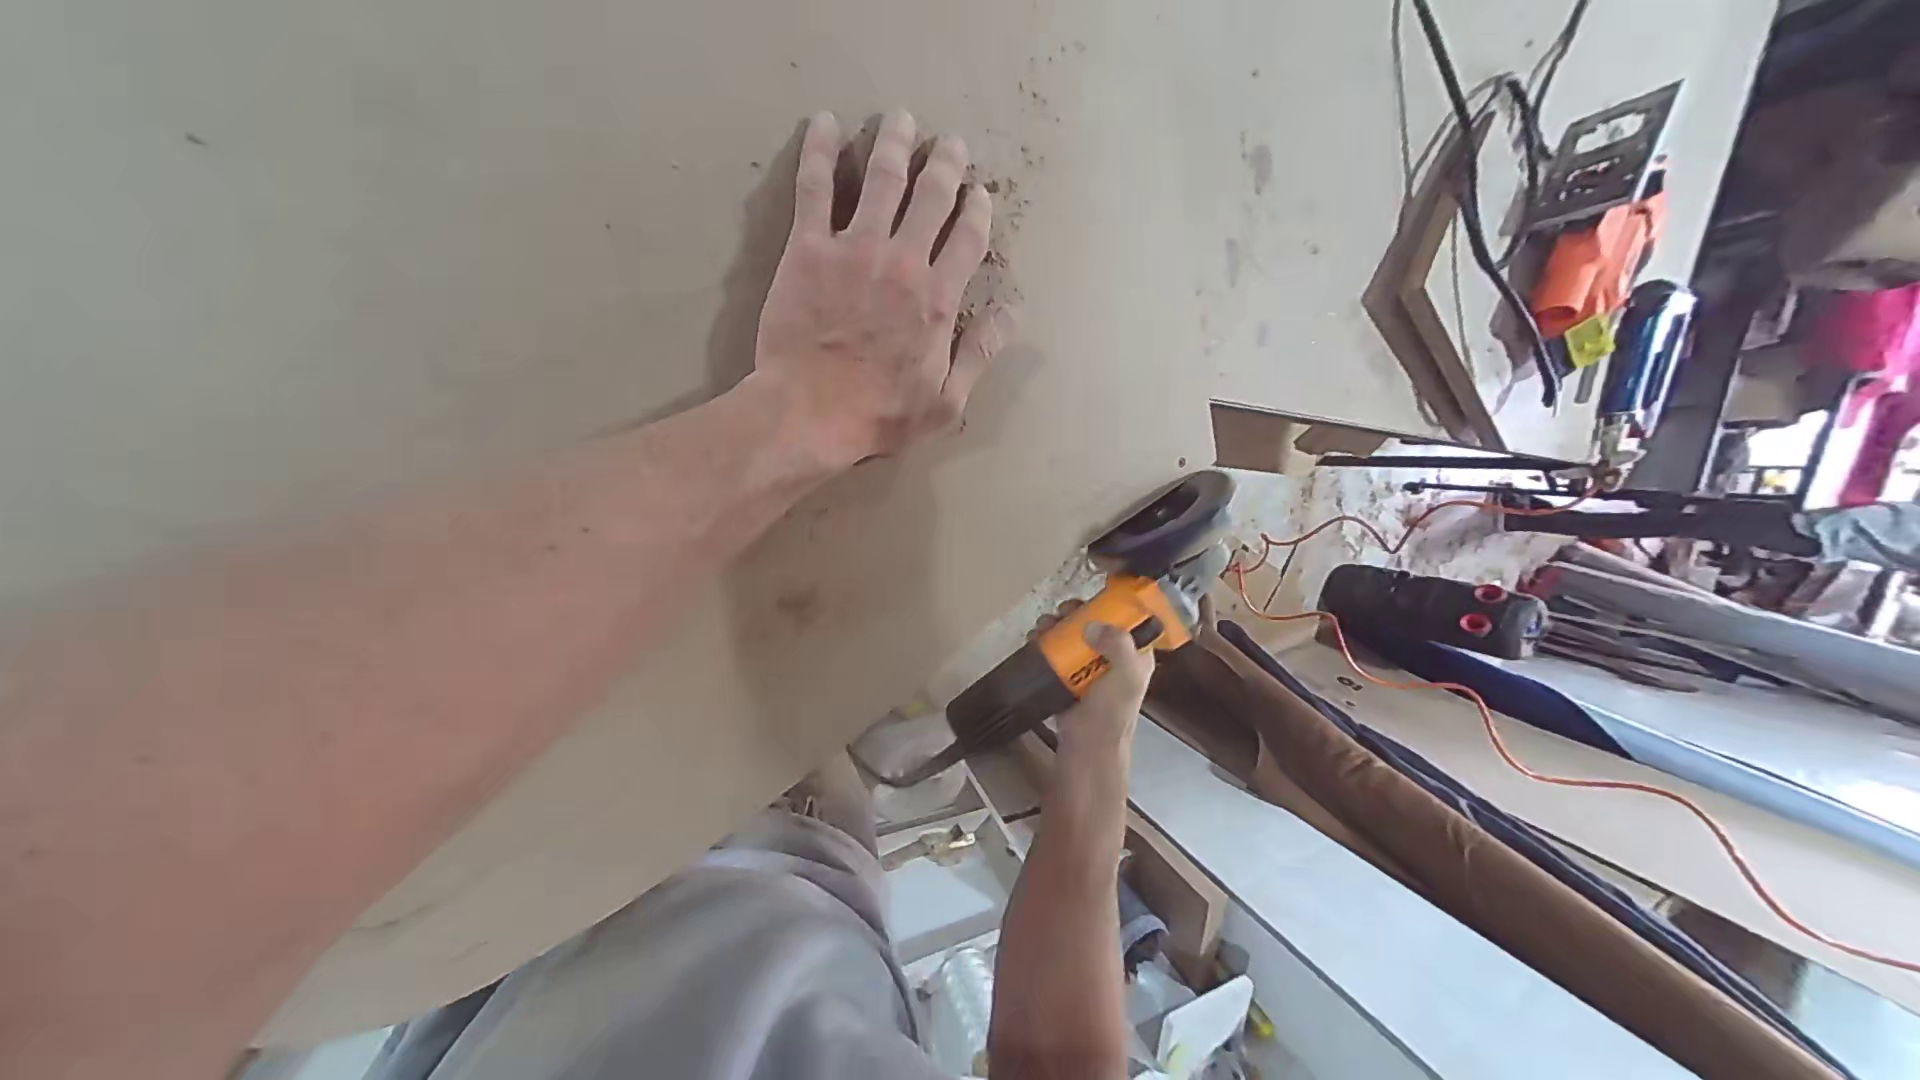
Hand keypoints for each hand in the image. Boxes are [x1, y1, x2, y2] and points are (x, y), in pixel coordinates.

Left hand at [753, 109, 1019, 465]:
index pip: (967, 239)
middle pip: (931, 197)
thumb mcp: (947, 401)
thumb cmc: (880, 415)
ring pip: (881, 180)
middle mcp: (903, 262)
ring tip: (902, 120)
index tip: (979, 194)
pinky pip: (814, 187)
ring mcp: (854, 250)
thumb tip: (1012, 311)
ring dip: (895, 144)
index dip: (977, 210)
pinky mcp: (808, 249)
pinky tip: (825, 123)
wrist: (811, 413)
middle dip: (945, 165)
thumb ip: (981, 353)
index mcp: (938, 299)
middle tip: (950, 144)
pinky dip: (819, 150)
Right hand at [1032, 602, 1153, 764]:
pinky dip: (1045, 642)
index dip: (1111, 604)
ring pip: (1072, 634)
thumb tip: (1092, 624)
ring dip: (1056, 626)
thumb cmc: (1111, 715)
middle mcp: (1114, 656)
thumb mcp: (1126, 678)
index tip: (1091, 599)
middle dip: (1076, 613)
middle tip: (1062, 613)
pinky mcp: (1068, 676)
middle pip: (1095, 622)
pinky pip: (1056, 651)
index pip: (1128, 619)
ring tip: (1042, 627)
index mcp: (1135, 654)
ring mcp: (1089, 666)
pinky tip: (1034, 640)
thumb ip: (1118, 645)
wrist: (1087, 750)